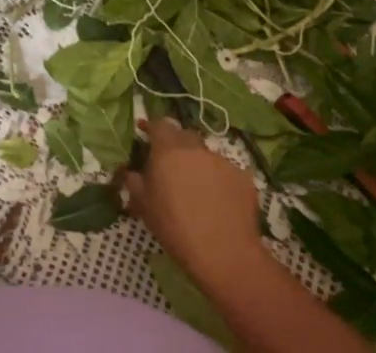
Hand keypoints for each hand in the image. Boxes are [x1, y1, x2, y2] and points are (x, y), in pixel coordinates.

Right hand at [123, 118, 266, 285]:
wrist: (224, 253)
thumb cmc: (175, 227)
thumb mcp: (143, 206)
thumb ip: (134, 181)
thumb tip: (132, 171)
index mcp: (168, 150)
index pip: (159, 123)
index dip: (152, 128)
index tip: (146, 136)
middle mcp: (196, 149)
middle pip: (184, 136)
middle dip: (176, 146)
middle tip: (170, 168)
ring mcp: (223, 161)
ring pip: (205, 155)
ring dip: (198, 165)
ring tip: (197, 190)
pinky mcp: (244, 178)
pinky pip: (226, 172)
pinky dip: (219, 181)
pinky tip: (218, 202)